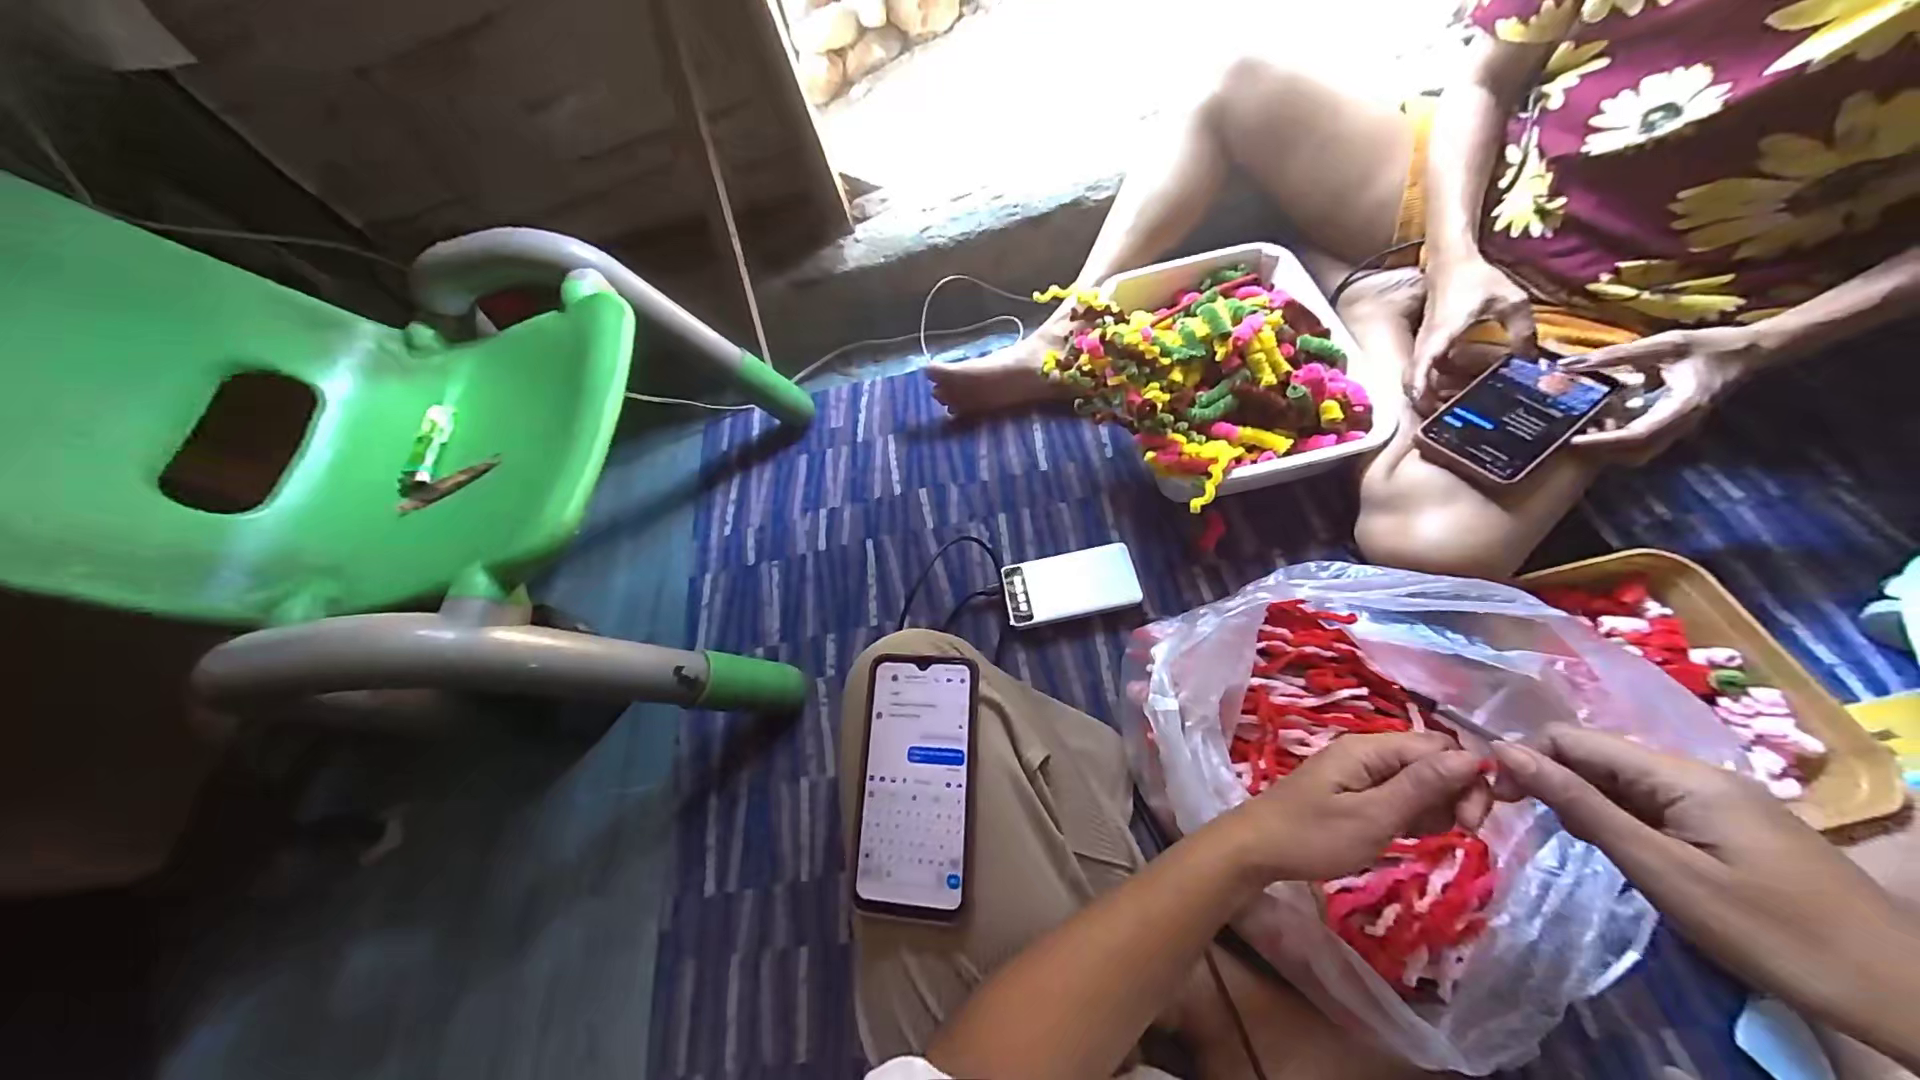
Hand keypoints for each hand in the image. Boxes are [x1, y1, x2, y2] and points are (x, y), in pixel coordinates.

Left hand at [1221, 732, 1490, 882]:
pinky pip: (1398, 795)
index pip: (1440, 746)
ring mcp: (1359, 771)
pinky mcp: (1354, 792)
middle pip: (1431, 760)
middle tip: (1457, 833)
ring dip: (1434, 808)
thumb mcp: (1373, 815)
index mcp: (1368, 748)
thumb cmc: (1314, 835)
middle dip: (1454, 794)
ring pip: (1418, 780)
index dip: (1467, 779)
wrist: (1257, 848)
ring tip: (1420, 836)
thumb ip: (1421, 786)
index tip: (1472, 822)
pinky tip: (1406, 835)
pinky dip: (1411, 814)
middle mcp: (1365, 752)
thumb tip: (1472, 756)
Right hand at [1409, 254, 1536, 410]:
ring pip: (1417, 379)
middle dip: (1423, 403)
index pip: (1420, 369)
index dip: (1421, 392)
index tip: (1430, 411)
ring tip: (1451, 410)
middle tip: (1445, 421)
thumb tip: (1533, 363)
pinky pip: (1426, 371)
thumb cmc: (1477, 280)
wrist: (1451, 263)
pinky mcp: (1427, 346)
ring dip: (1428, 395)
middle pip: (1413, 382)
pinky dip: (1434, 383)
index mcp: (1439, 336)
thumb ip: (1522, 333)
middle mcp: (1425, 345)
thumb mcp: (1511, 303)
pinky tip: (1454, 389)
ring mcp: (1423, 346)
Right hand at [1492, 726, 1919, 1063]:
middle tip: (1529, 823)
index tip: (1501, 798)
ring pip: (1620, 780)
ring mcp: (1718, 799)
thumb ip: (1579, 804)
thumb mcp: (1659, 867)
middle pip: (1597, 756)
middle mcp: (1697, 774)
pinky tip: (1620, 849)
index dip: (1527, 758)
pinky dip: (1619, 818)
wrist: (1900, 994)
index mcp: (1682, 776)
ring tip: (1578, 842)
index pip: (1574, 739)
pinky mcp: (1728, 824)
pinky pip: (1651, 803)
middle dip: (1552, 780)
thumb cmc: (1768, 930)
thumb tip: (1504, 750)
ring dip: (1584, 802)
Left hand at [1564, 326, 1766, 461]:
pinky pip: (1642, 441)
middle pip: (1634, 451)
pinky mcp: (1672, 425)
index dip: (1604, 441)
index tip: (1574, 440)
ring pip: (1637, 451)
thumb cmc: (1713, 345)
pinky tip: (1601, 420)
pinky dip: (1617, 438)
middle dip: (1600, 448)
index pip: (1638, 435)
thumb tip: (1568, 363)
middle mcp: (1681, 424)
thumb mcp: (1665, 344)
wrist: (1751, 351)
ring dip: (1607, 445)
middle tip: (1568, 434)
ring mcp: (1678, 428)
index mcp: (1683, 407)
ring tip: (1581, 427)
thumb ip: (1616, 355)